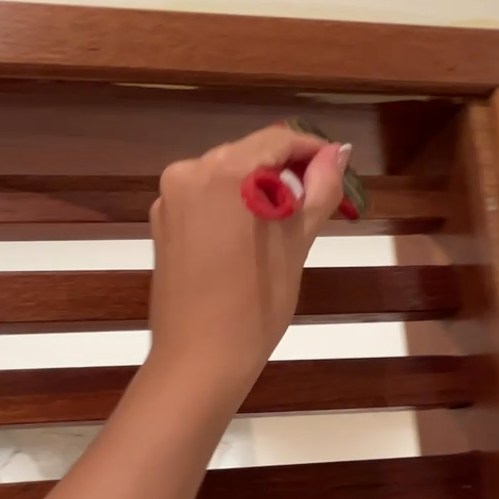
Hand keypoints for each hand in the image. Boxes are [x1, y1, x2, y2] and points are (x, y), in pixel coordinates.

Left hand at [146, 125, 351, 394]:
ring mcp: (169, 199)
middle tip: (316, 201)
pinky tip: (247, 238)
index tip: (336, 167)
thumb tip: (337, 153)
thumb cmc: (257, 303)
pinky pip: (203, 200)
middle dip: (283, 172)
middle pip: (248, 154)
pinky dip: (229, 207)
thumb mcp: (297, 242)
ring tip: (283, 225)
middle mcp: (189, 173)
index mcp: (225, 171)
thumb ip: (319, 189)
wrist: (199, 358)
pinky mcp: (161, 224)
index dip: (311, 150)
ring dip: (256, 190)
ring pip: (224, 176)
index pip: (278, 140)